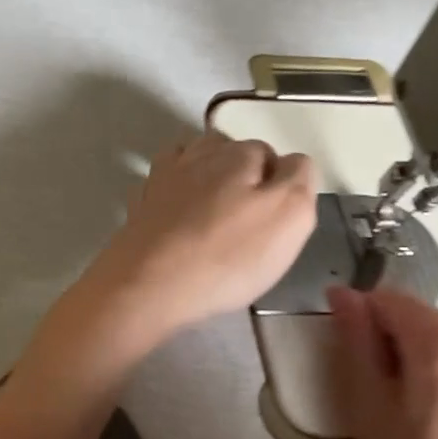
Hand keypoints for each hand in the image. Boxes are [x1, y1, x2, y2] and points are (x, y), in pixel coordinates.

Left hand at [79, 134, 315, 338]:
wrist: (148, 285)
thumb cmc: (227, 255)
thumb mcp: (289, 215)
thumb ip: (299, 179)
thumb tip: (293, 162)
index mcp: (236, 153)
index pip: (269, 153)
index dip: (278, 185)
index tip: (275, 222)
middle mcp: (196, 155)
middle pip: (228, 154)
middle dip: (242, 179)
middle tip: (248, 225)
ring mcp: (161, 178)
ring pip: (192, 165)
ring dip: (206, 183)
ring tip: (216, 222)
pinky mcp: (139, 205)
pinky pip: (164, 191)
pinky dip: (175, 200)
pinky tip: (181, 224)